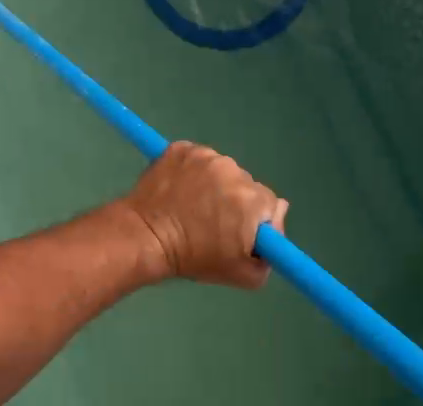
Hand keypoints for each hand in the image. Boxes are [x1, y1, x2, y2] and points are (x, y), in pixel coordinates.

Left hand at [120, 141, 286, 288]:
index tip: (240, 232)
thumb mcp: (246, 274)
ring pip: (221, 169)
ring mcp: (202, 155)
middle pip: (245, 184)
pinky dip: (193, 170)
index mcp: (252, 198)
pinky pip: (197, 158)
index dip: (258, 221)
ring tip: (194, 204)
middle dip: (236, 201)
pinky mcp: (179, 147)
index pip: (270, 205)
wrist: (147, 235)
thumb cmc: (196, 258)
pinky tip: (181, 188)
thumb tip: (275, 222)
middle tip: (214, 220)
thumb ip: (272, 255)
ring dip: (214, 183)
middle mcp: (231, 169)